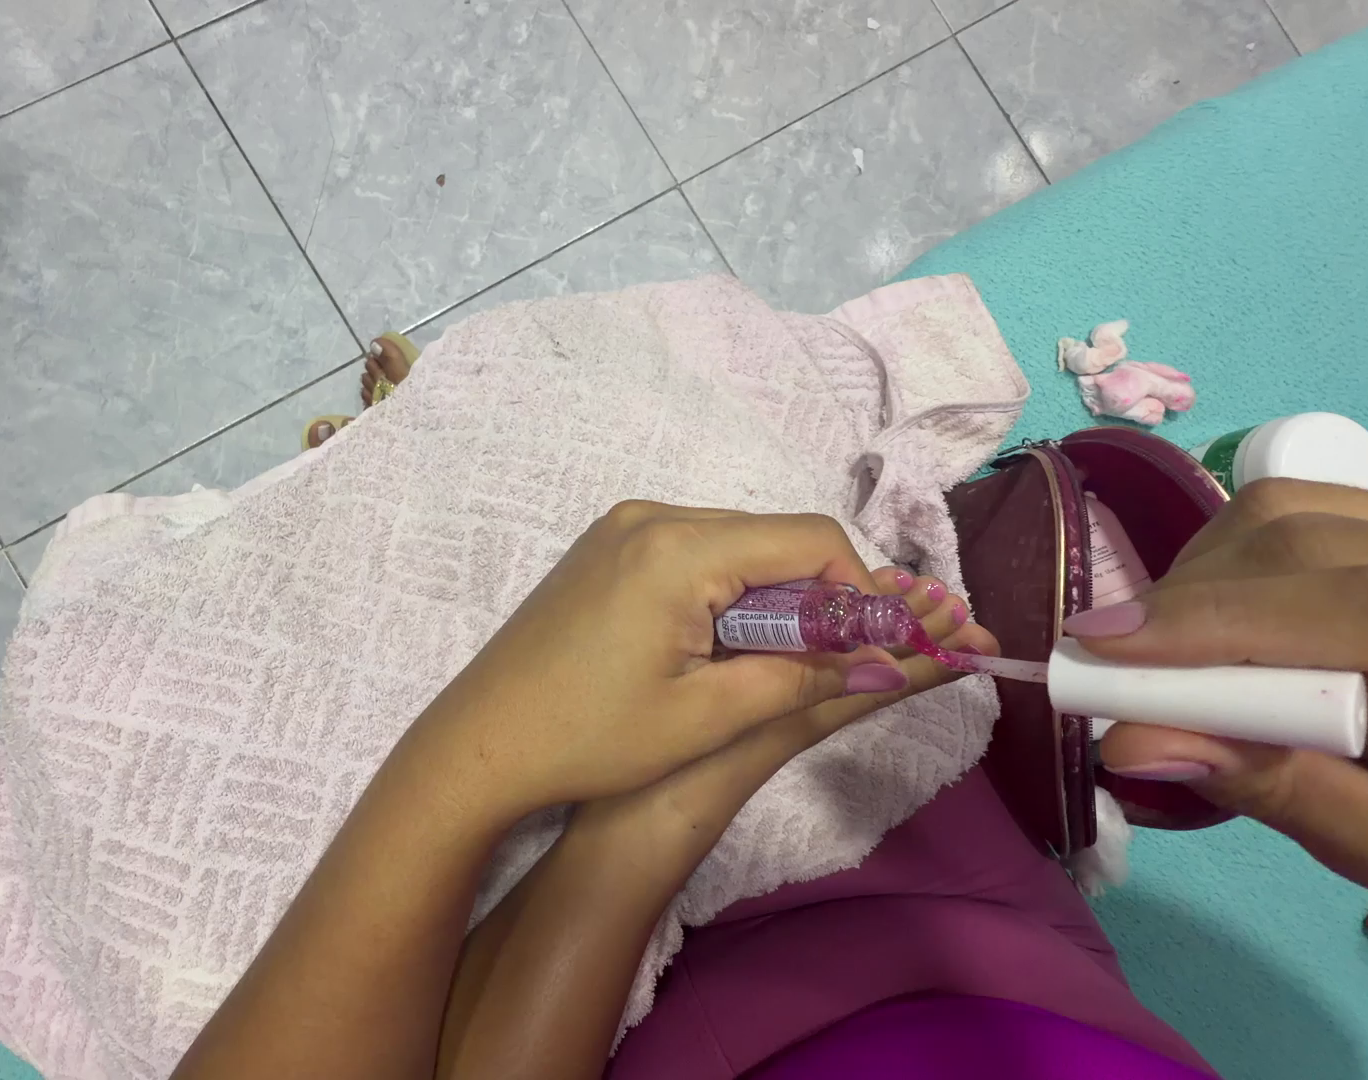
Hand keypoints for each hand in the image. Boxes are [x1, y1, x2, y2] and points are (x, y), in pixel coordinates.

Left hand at [412, 503, 961, 817]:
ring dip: (769, 594)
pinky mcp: (606, 545)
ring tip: (770, 661)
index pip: (809, 540)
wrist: (481, 741)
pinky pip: (692, 551)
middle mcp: (651, 515)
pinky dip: (724, 589)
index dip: (858, 591)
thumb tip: (886, 660)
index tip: (873, 646)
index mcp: (678, 547)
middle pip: (771, 537)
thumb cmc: (590, 737)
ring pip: (734, 544)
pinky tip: (717, 641)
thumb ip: (804, 678)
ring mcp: (622, 525)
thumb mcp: (707, 717)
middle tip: (830, 661)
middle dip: (815, 596)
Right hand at [1076, 479, 1367, 916]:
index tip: (1099, 644)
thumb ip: (1284, 793)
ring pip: (1293, 509)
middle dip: (1185, 598)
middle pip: (1310, 541)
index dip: (1220, 618)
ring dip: (1197, 572)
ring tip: (1169, 643)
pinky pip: (1302, 509)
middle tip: (1111, 660)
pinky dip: (1227, 556)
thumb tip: (1129, 741)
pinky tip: (1220, 611)